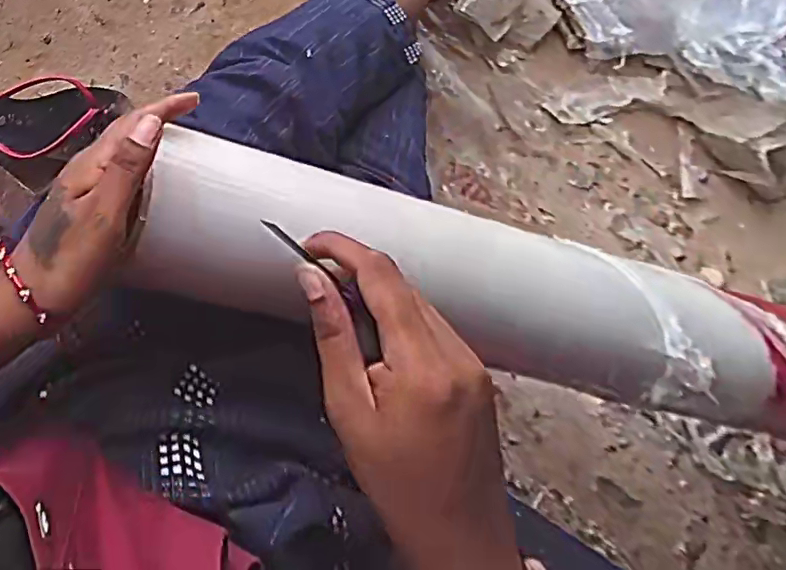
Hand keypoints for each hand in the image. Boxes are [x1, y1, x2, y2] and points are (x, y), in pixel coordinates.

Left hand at [14, 93, 199, 314]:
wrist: (32, 295)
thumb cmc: (70, 259)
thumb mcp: (104, 213)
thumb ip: (126, 167)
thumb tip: (150, 121)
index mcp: (90, 165)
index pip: (129, 124)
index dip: (161, 107)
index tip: (192, 100)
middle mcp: (84, 169)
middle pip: (123, 131)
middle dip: (155, 115)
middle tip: (186, 113)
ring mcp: (82, 186)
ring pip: (119, 149)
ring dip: (145, 135)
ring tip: (172, 135)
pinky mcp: (85, 205)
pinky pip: (116, 170)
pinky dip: (138, 161)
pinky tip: (145, 174)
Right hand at [299, 232, 520, 569]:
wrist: (460, 541)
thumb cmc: (396, 482)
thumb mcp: (348, 407)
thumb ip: (332, 334)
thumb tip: (311, 278)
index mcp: (424, 363)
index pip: (382, 276)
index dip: (342, 248)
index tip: (308, 244)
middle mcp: (457, 354)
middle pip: (400, 283)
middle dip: (353, 269)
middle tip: (314, 280)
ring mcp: (473, 363)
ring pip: (415, 299)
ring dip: (373, 292)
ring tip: (340, 315)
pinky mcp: (477, 374)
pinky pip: (430, 323)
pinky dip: (395, 315)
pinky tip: (374, 340)